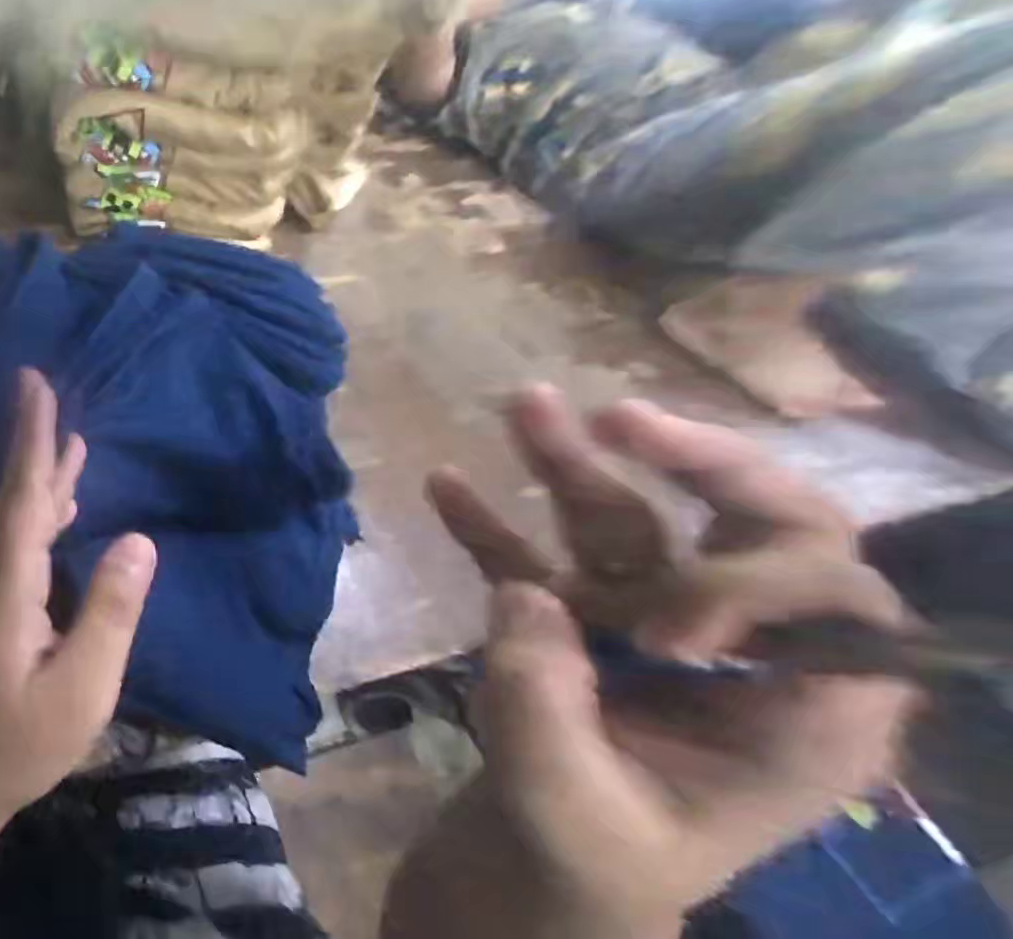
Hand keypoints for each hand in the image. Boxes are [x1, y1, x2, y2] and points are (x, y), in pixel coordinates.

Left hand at [0, 369, 157, 831]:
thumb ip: (110, 611)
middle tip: (40, 386)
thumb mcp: (82, 686)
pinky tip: (63, 502)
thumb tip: (140, 539)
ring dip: (40, 469)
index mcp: (12, 583)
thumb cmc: (22, 741)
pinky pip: (27, 537)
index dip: (34, 439)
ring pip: (20, 513)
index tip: (34, 386)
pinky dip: (46, 506)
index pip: (27, 495)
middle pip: (18, 492)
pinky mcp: (4, 604)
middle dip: (31, 438)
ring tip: (66, 433)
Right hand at [409, 386, 915, 936]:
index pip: (826, 605)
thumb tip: (526, 592)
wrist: (533, 865)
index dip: (750, 587)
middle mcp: (724, 646)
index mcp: (791, 709)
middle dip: (693, 465)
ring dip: (568, 463)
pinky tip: (440, 484)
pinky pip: (527, 557)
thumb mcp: (568, 800)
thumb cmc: (581, 853)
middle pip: (743, 531)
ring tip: (524, 402)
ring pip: (621, 525)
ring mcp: (630, 621)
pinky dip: (487, 523)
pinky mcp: (560, 616)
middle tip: (622, 418)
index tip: (657, 627)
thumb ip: (547, 699)